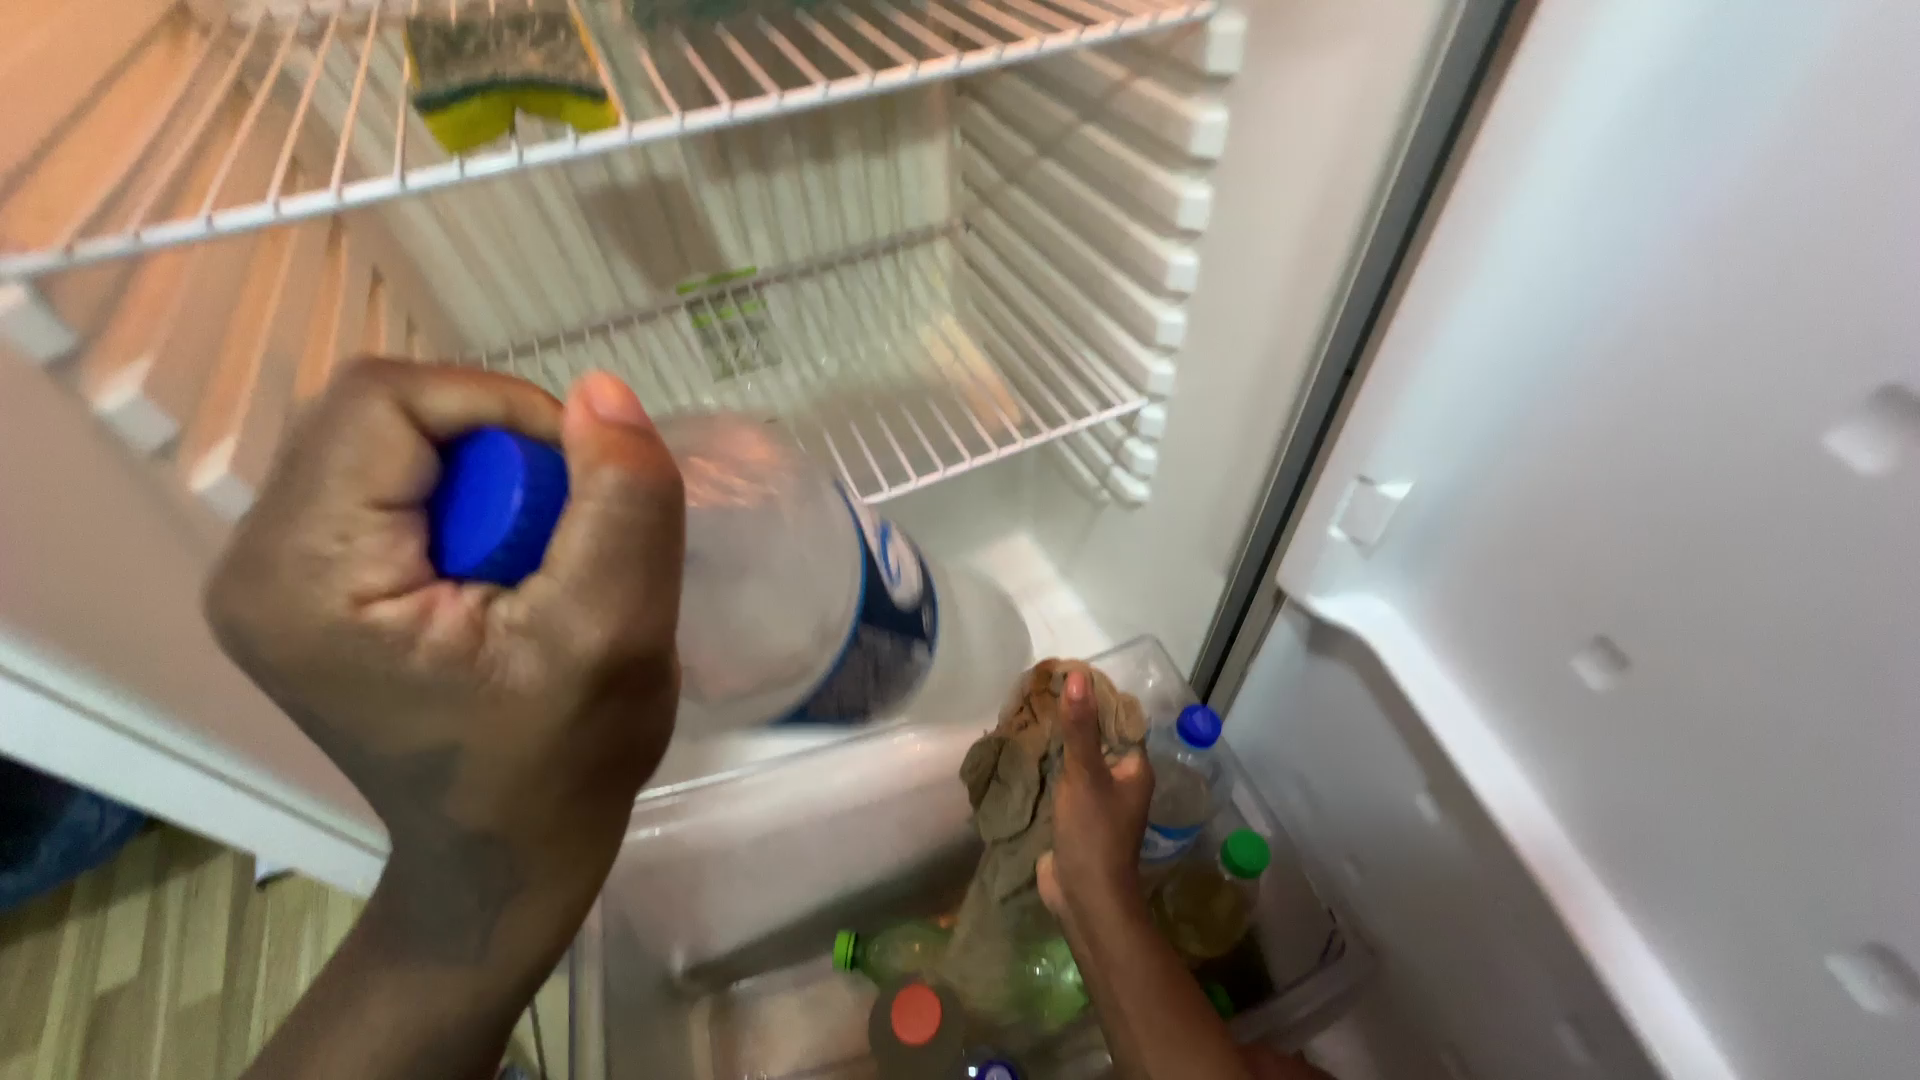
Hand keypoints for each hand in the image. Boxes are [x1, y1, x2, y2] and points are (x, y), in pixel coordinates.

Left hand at [205, 359, 683, 964]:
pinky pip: (406, 484)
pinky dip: (485, 506)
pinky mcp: (323, 582)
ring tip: (549, 566)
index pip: (389, 401)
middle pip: (392, 419)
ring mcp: (284, 572)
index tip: (590, 484)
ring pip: (405, 445)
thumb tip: (603, 390)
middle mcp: (260, 559)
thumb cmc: (564, 762)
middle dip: (510, 458)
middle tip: (570, 544)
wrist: (512, 850)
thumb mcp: (616, 633)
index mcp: (304, 577)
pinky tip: (518, 572)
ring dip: (504, 483)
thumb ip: (623, 505)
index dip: (508, 412)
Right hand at [1037, 668, 1154, 931]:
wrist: (1084, 898)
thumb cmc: (1093, 833)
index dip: (1095, 698)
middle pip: (1097, 739)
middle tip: (1039, 692)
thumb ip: (1080, 727)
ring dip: (1058, 743)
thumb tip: (1079, 676)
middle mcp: (1121, 781)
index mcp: (1134, 769)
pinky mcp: (1076, 817)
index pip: (1118, 721)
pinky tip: (1026, 753)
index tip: (1065, 676)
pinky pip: (1063, 782)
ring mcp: (1098, 801)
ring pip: (1078, 761)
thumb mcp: (1084, 774)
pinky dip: (1049, 767)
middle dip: (1072, 718)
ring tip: (1029, 716)